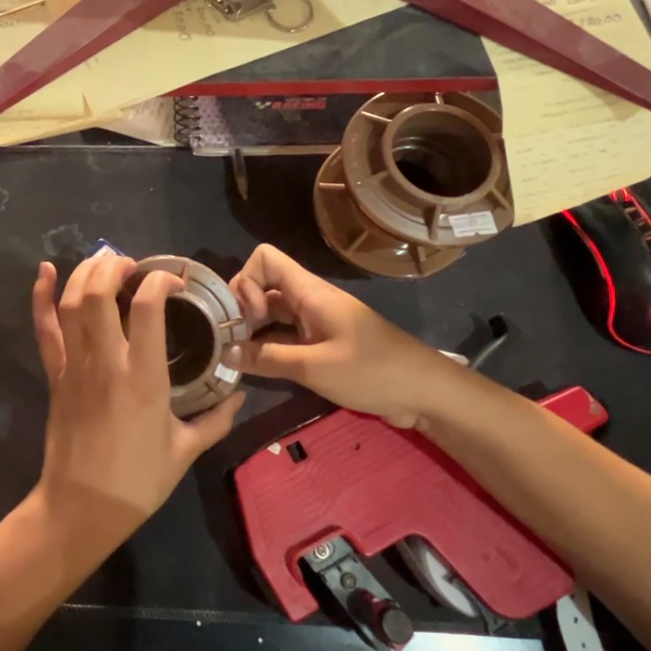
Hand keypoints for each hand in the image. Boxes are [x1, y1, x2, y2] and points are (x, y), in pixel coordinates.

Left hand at [29, 256, 244, 548]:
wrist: (82, 508)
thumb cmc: (138, 481)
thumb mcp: (185, 450)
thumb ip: (215, 419)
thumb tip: (239, 394)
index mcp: (143, 377)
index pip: (148, 307)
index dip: (161, 281)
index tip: (174, 282)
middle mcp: (106, 362)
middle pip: (100, 293)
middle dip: (115, 266)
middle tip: (133, 265)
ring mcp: (74, 366)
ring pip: (72, 303)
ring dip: (85, 272)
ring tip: (105, 261)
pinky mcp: (54, 375)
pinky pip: (44, 329)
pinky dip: (41, 296)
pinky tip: (45, 270)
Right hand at [222, 244, 464, 427]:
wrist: (425, 392)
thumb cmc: (372, 371)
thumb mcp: (314, 367)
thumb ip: (267, 357)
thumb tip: (224, 351)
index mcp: (309, 292)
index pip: (264, 258)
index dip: (246, 281)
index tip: (249, 318)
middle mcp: (309, 300)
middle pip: (262, 285)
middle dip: (242, 308)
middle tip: (236, 342)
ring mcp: (316, 322)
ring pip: (272, 312)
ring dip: (254, 330)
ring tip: (240, 358)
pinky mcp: (322, 344)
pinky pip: (285, 334)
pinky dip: (269, 345)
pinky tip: (260, 367)